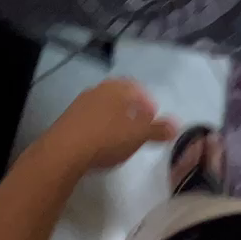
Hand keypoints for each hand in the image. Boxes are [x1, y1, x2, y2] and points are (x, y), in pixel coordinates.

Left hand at [37, 79, 178, 172]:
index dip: (147, 102)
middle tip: (139, 126)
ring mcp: (81, 102)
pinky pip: (90, 117)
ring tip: (121, 136)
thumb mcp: (137, 136)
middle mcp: (99, 89)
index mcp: (117, 88)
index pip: (137, 88)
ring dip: (115, 117)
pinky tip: (101, 142)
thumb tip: (177, 124)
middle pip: (120, 95)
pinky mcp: (68, 118)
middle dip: (131, 109)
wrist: (63, 151)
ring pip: (104, 106)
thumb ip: (157, 129)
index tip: (152, 118)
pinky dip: (100, 125)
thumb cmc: (106, 139)